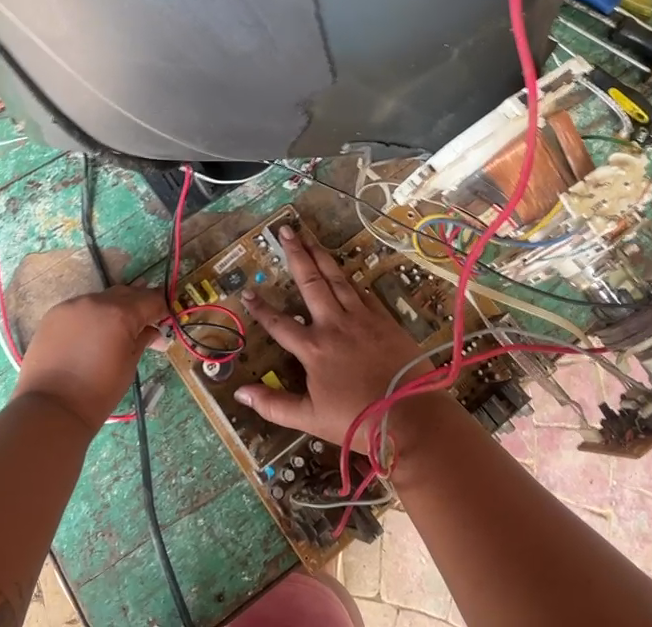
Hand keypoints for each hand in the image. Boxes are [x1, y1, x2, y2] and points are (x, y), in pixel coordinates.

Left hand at [12, 286, 167, 427]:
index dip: (160, 307)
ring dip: (112, 309)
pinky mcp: (54, 314)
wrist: (51, 407)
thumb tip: (153, 332)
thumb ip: (141, 341)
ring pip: (100, 299)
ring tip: (116, 329)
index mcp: (120, 314)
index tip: (165, 317)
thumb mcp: (128, 366)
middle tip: (145, 321)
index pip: (149, 300)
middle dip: (137, 304)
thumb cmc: (98, 392)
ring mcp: (72, 305)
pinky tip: (91, 333)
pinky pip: (80, 308)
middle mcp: (96, 301)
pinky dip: (91, 316)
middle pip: (125, 293)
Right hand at [233, 226, 427, 451]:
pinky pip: (362, 292)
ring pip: (336, 279)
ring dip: (321, 256)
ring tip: (310, 237)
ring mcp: (361, 319)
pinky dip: (350, 279)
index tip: (248, 292)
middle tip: (286, 230)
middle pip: (310, 282)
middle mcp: (334, 325)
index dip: (261, 308)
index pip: (279, 323)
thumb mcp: (310, 419)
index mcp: (313, 348)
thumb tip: (240, 393)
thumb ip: (274, 405)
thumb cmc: (358, 420)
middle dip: (296, 255)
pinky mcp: (384, 320)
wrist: (411, 416)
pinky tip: (344, 271)